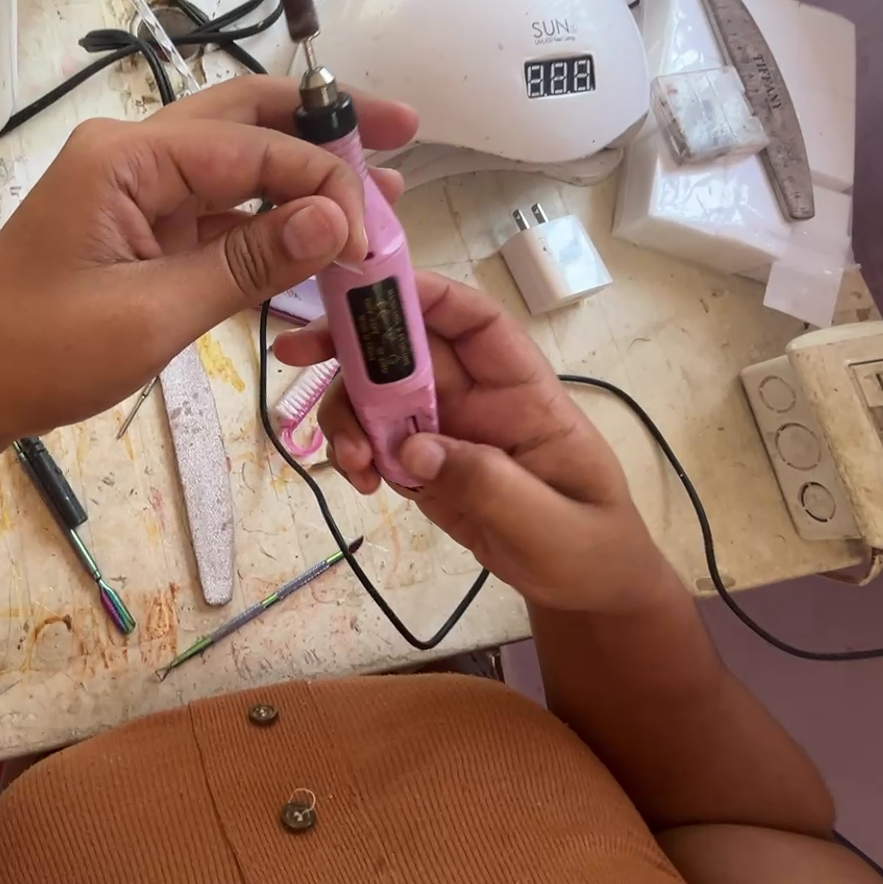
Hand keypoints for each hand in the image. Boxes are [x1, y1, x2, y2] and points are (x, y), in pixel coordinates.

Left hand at [0, 75, 417, 442]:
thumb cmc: (44, 353)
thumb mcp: (154, 313)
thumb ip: (249, 263)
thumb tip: (341, 220)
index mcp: (127, 157)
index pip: (251, 147)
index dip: (324, 183)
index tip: (376, 232)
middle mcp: (131, 156)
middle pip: (243, 122)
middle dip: (321, 127)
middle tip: (401, 129)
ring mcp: (131, 194)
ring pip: (231, 168)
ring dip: (297, 181)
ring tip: (374, 189)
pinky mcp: (134, 232)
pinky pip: (210, 215)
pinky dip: (260, 228)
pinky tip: (309, 241)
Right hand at [272, 273, 681, 613]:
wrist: (580, 590)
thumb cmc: (589, 550)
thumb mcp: (554, 526)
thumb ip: (490, 485)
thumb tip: (411, 447)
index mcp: (520, 390)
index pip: (474, 322)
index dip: (423, 295)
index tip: (363, 293)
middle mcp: (471, 395)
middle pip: (403, 348)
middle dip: (347, 344)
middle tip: (293, 353)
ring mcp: (439, 425)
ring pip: (372, 392)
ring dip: (345, 416)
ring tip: (352, 464)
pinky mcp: (415, 457)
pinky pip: (368, 436)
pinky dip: (350, 452)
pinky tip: (362, 483)